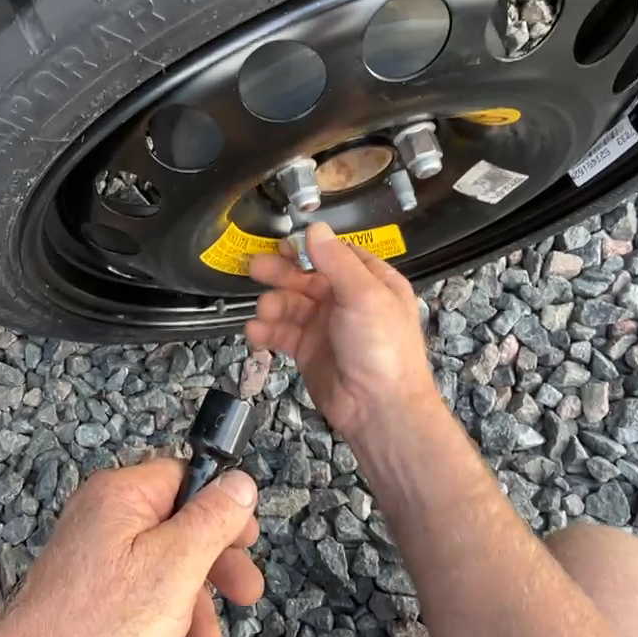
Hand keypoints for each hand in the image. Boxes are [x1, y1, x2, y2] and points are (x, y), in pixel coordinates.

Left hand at [0, 456, 262, 636]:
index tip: (247, 539)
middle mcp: (103, 513)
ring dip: (196, 591)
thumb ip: (211, 520)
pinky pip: (140, 583)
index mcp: (121, 495)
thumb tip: (240, 481)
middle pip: (177, 518)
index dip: (221, 506)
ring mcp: (94, 551)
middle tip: (246, 589)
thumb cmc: (102, 626)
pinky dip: (168, 606)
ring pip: (163, 557)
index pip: (184, 475)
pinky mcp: (90, 586)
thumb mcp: (175, 567)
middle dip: (216, 557)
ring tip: (212, 634)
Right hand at [245, 222, 440, 443]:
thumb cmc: (382, 347)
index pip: (335, 254)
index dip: (308, 248)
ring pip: (290, 304)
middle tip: (255, 268)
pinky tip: (255, 332)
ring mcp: (326, 326)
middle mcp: (347, 301)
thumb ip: (336, 260)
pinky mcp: (308, 350)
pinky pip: (282, 333)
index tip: (283, 245)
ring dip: (273, 305)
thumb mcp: (364, 295)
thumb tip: (315, 227)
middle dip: (280, 273)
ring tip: (264, 312)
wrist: (379, 408)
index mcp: (370, 282)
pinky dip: (266, 330)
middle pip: (306, 277)